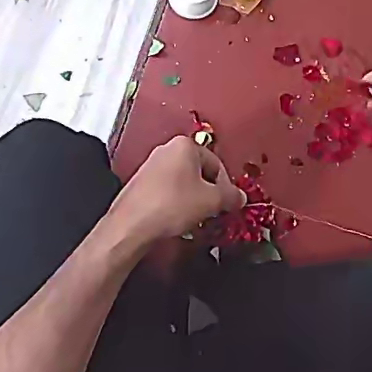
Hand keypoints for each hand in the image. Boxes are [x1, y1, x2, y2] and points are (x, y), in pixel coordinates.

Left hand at [105, 136, 244, 249]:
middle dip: (208, 193)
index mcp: (185, 145)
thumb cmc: (172, 205)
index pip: (217, 164)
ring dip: (193, 199)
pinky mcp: (141, 183)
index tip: (227, 204)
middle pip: (200, 172)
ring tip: (194, 218)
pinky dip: (176, 203)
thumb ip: (231, 196)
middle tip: (212, 211)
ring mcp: (151, 165)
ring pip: (184, 182)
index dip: (225, 187)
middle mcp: (167, 149)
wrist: (131, 226)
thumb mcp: (211, 201)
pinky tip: (176, 220)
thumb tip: (240, 197)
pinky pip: (168, 190)